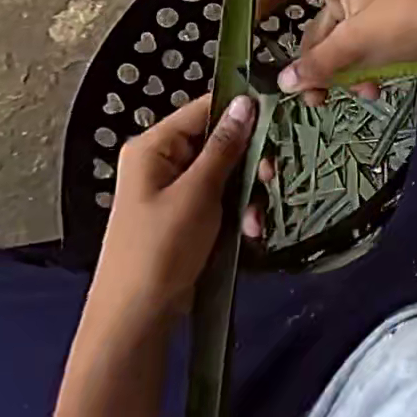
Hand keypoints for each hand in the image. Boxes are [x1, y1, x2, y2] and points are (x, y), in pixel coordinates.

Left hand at [87, 93, 257, 332]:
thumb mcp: (197, 193)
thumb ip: (225, 147)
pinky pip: (225, 201)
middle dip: (249, 164)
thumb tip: (246, 102)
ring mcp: (178, 191)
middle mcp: (165, 162)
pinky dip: (240, 215)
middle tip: (269, 179)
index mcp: (155, 147)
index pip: (204, 109)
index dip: (241, 112)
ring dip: (249, 196)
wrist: (138, 314)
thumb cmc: (161, 248)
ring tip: (253, 222)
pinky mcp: (190, 216)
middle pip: (222, 143)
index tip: (277, 121)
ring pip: (229, 175)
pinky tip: (247, 235)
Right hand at [257, 0, 416, 104]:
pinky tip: (374, 90)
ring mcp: (370, 14)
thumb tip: (283, 83)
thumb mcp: (357, 42)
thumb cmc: (406, 22)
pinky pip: (362, 55)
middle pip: (315, 29)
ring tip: (348, 95)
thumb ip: (319, 63)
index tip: (249, 24)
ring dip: (340, 74)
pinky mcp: (388, 35)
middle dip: (313, 64)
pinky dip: (363, 73)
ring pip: (340, 48)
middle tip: (309, 97)